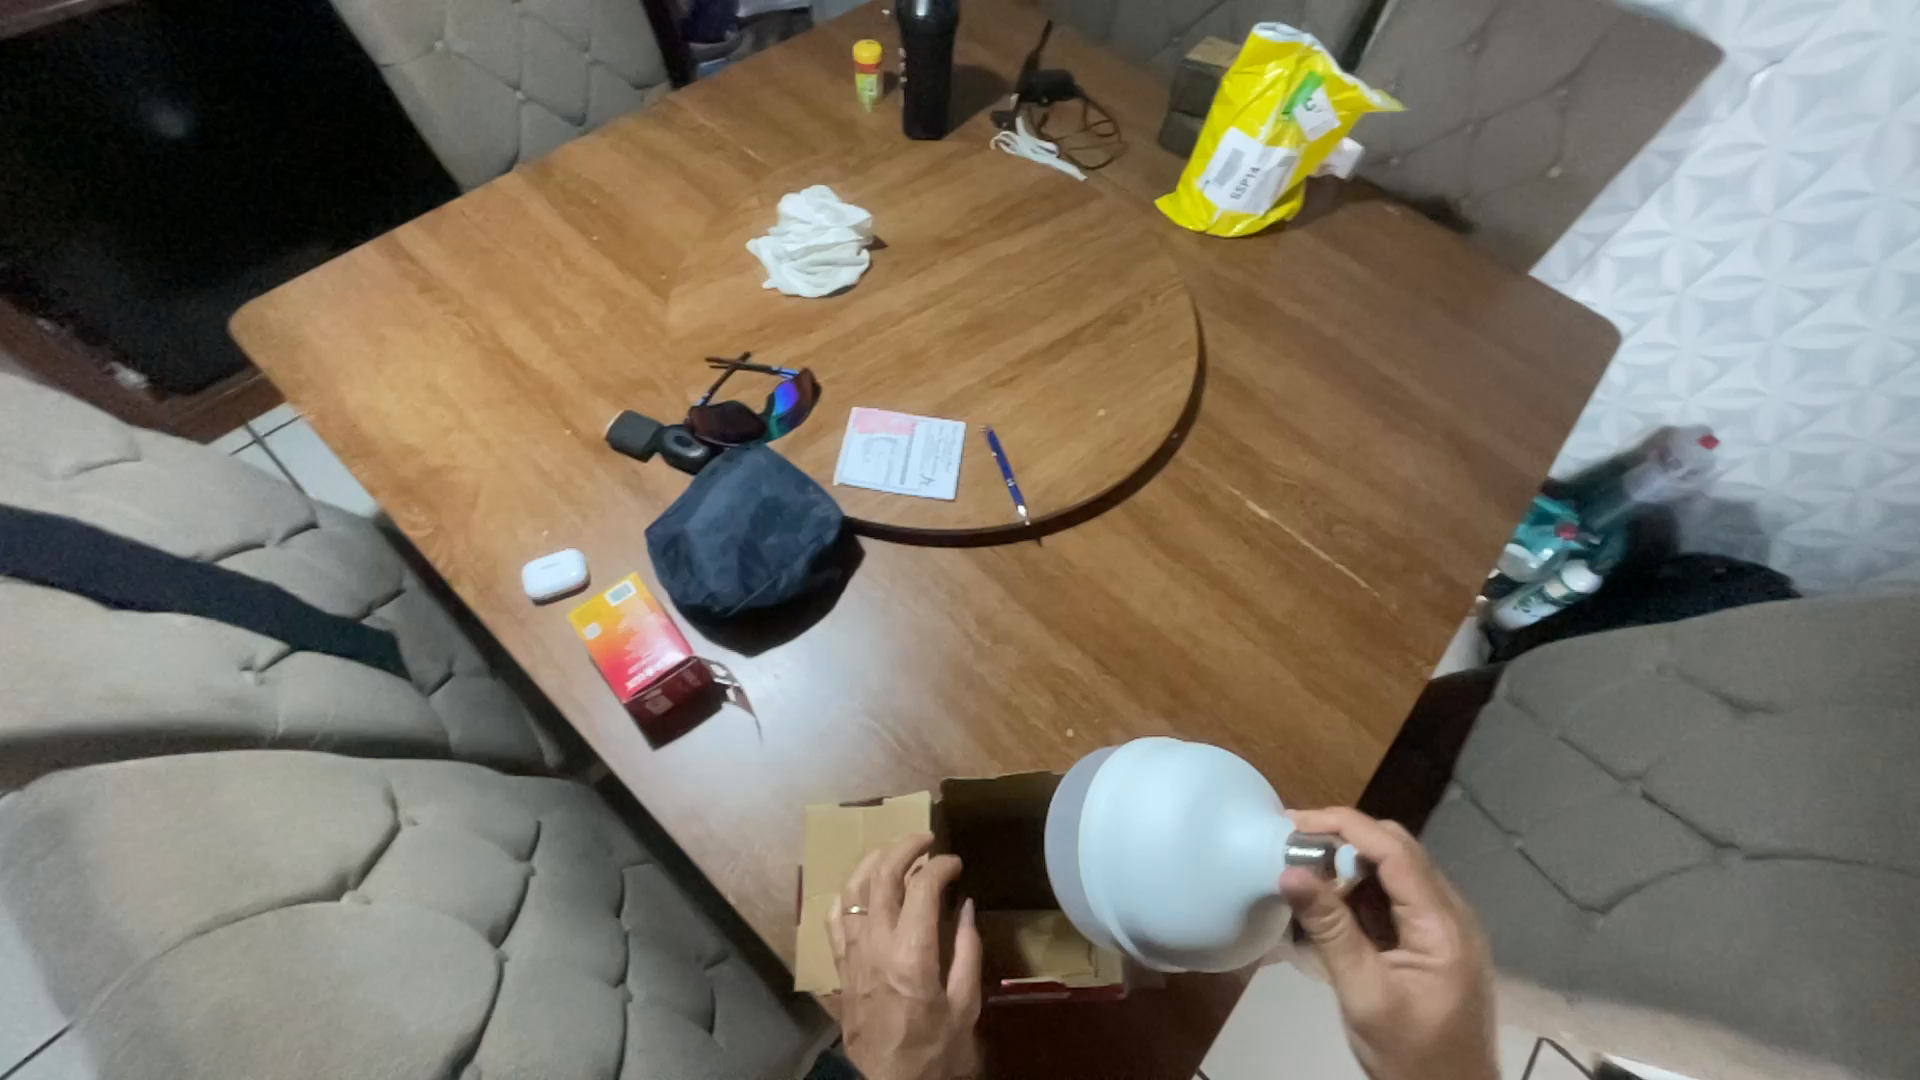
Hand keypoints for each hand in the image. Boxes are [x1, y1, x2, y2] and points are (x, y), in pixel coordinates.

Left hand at [829, 833, 981, 1079]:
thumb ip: (966, 950)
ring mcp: (852, 953)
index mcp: (911, 953)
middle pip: (883, 874)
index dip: (941, 865)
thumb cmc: (933, 1052)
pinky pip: (835, 918)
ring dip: (875, 861)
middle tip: (928, 839)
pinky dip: (848, 894)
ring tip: (896, 852)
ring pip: (853, 888)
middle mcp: (876, 944)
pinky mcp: (840, 966)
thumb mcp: (964, 1006)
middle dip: (906, 846)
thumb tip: (965, 906)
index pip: (922, 886)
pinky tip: (863, 889)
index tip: (956, 864)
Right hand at [1280, 808, 1497, 1079]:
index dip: (1343, 826)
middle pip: (1394, 849)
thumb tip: (1288, 871)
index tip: (1293, 824)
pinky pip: (1391, 893)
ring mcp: (1442, 925)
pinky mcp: (1429, 938)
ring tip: (1302, 872)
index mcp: (1443, 925)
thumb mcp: (1363, 993)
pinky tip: (1327, 900)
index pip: (1394, 850)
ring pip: (1391, 867)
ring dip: (1346, 862)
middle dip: (1341, 838)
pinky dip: (1356, 887)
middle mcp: (1450, 913)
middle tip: (1291, 846)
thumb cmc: (1410, 1056)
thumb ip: (1329, 928)